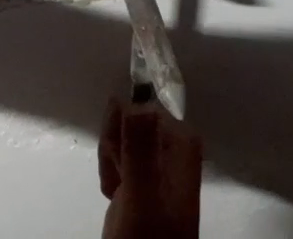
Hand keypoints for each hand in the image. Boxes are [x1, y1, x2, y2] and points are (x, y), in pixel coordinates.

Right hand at [99, 101, 201, 238]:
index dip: (121, 130)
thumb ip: (140, 146)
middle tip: (121, 183)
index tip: (119, 161)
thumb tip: (141, 94)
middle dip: (114, 149)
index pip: (138, 105)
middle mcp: (174, 144)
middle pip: (127, 120)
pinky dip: (112, 177)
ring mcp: (159, 160)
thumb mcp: (142, 194)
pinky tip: (117, 197)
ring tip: (119, 194)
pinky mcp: (145, 176)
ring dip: (111, 165)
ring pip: (119, 138)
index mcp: (181, 139)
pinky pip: (119, 157)